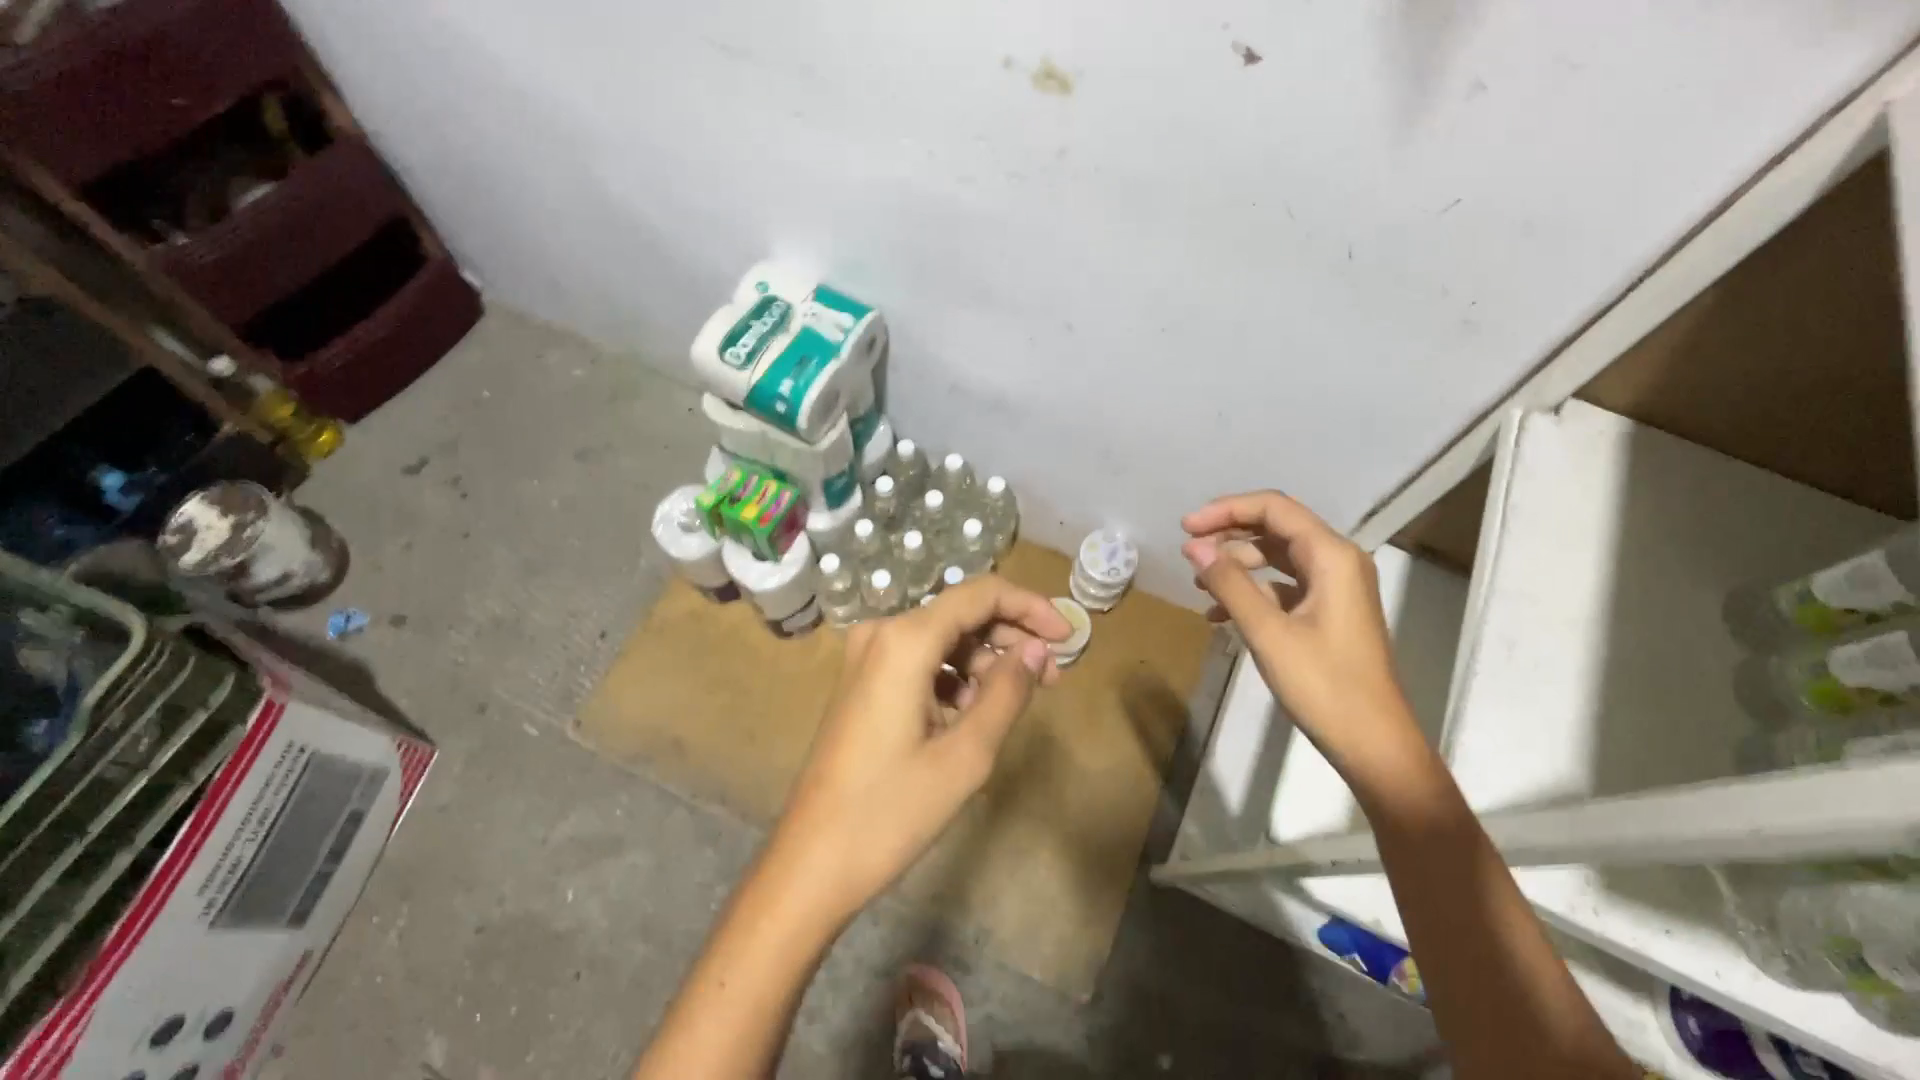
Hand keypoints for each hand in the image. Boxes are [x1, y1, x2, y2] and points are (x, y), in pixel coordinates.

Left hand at [762, 576, 1070, 925]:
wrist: (812, 861)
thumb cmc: (891, 811)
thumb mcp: (965, 755)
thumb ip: (1007, 692)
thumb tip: (1039, 651)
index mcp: (904, 641)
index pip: (981, 593)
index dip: (1030, 607)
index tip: (1068, 639)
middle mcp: (881, 634)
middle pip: (961, 612)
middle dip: (1012, 637)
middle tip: (1052, 679)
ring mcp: (865, 658)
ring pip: (942, 638)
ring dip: (984, 661)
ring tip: (1016, 704)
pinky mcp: (862, 684)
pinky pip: (919, 662)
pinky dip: (954, 677)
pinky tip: (973, 715)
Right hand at [1181, 491, 1420, 773]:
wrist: (1373, 742)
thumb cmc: (1323, 685)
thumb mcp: (1268, 633)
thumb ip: (1230, 584)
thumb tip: (1195, 548)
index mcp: (1331, 556)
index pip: (1274, 508)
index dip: (1226, 510)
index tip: (1186, 528)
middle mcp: (1338, 562)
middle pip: (1276, 528)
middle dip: (1229, 534)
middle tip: (1188, 552)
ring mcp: (1336, 588)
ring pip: (1278, 558)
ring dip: (1237, 565)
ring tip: (1199, 584)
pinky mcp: (1329, 613)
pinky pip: (1285, 587)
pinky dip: (1252, 592)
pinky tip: (1219, 615)